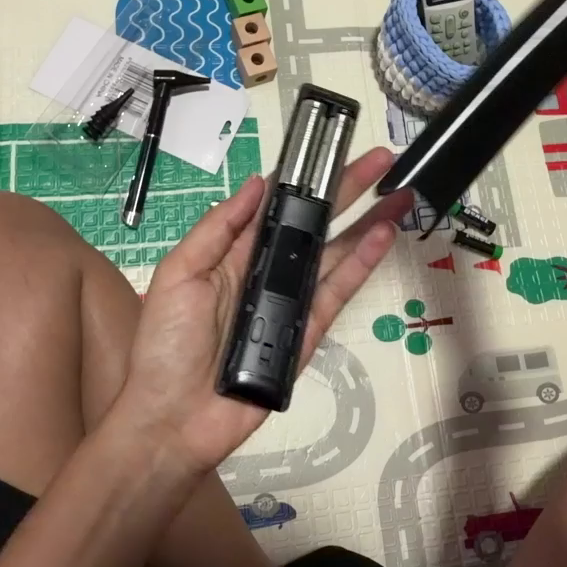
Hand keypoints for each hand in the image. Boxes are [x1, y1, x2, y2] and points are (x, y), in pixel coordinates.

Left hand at [115, 147, 410, 469]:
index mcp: (232, 252)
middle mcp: (267, 270)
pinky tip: (382, 235)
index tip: (329, 146)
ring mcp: (291, 300)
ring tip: (400, 192)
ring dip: (368, 222)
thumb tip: (255, 182)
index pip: (274, 204)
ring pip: (335, 252)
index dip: (302, 176)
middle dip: (346, 189)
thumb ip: (218, 228)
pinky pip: (338, 291)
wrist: (174, 420)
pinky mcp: (309, 331)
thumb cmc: (166, 344)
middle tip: (381, 159)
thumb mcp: (179, 273)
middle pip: (313, 222)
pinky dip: (362, 263)